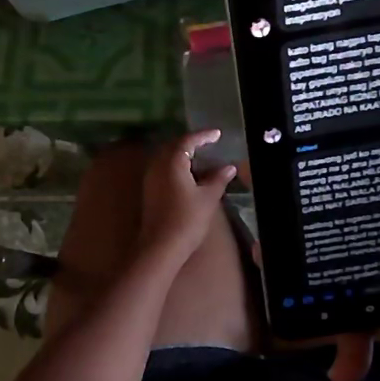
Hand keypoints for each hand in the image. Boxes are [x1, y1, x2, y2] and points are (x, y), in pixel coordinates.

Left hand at [136, 130, 236, 264]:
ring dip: (183, 155)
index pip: (187, 141)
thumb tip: (229, 167)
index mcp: (172, 163)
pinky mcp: (151, 191)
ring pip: (167, 158)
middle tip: (209, 143)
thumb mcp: (208, 198)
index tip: (217, 134)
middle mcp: (158, 166)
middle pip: (174, 146)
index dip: (203, 136)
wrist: (161, 246)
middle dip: (191, 143)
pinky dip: (177, 166)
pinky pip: (164, 169)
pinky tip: (190, 174)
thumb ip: (218, 179)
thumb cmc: (187, 219)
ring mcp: (151, 179)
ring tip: (202, 157)